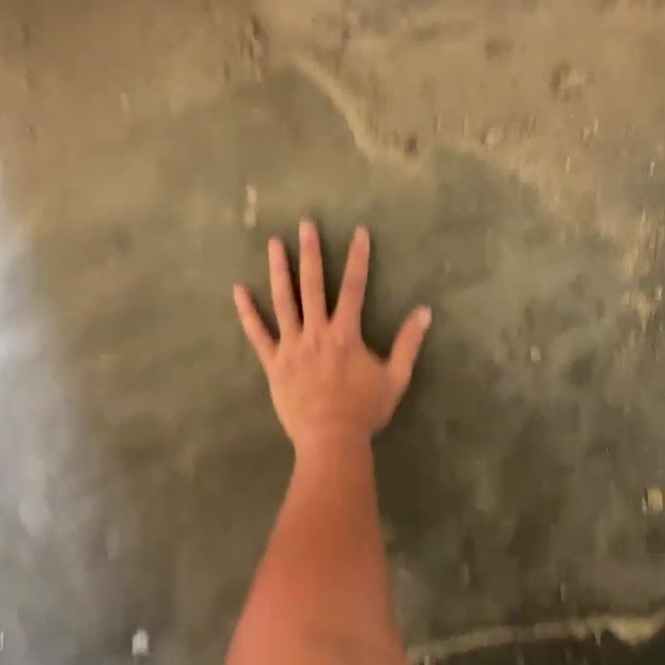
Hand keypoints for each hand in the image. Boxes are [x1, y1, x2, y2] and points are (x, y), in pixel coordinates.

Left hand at [234, 220, 432, 449]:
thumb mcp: (395, 378)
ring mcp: (292, 347)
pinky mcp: (274, 364)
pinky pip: (258, 334)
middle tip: (305, 224)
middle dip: (311, 252)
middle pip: (313, 285)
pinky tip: (238, 291)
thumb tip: (426, 312)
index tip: (359, 232)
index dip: (358, 258)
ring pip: (283, 301)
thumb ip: (408, 343)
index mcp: (346, 334)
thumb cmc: (365, 410)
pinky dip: (248, 312)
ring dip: (279, 270)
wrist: (331, 440)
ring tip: (274, 244)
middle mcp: (317, 332)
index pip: (354, 287)